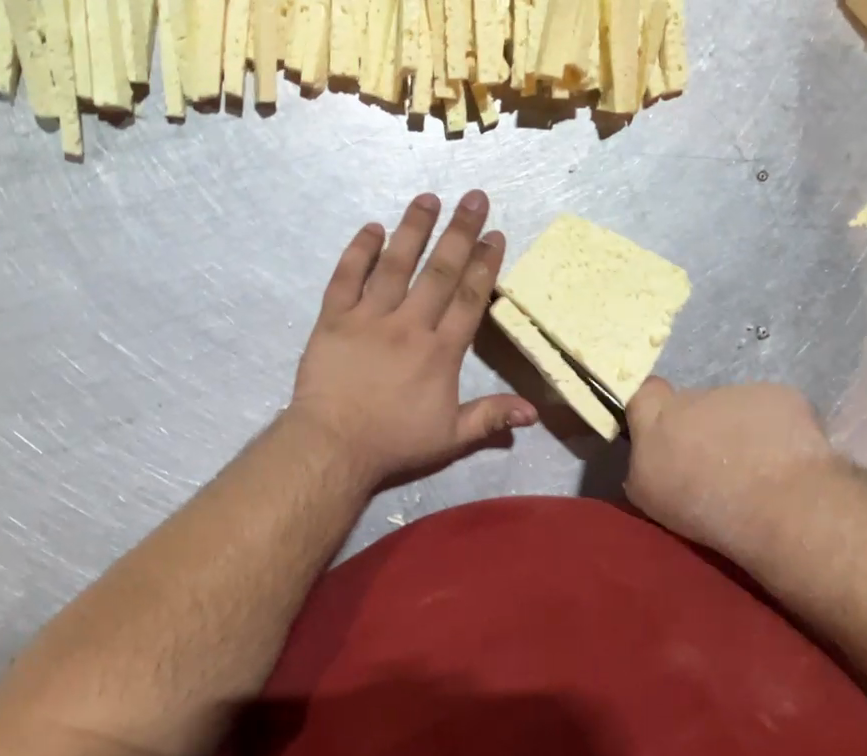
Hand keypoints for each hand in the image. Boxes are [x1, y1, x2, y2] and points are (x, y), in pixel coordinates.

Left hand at [286, 191, 537, 486]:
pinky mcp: (333, 319)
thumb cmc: (393, 444)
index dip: (484, 265)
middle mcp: (408, 326)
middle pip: (438, 272)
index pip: (468, 299)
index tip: (495, 235)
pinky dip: (359, 251)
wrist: (333, 446)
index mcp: (440, 353)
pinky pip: (347, 277)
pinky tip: (372, 227)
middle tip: (474, 198)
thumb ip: (490, 418)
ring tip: (428, 198)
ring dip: (413, 229)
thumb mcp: (450, 439)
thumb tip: (533, 413)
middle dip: (459, 232)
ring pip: (395, 265)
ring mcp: (368, 319)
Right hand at [624, 378, 839, 551]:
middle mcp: (694, 398)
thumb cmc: (704, 508)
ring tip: (753, 465)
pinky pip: (769, 408)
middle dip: (699, 427)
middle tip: (714, 464)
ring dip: (737, 429)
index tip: (662, 434)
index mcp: (656, 421)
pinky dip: (772, 428)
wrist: (778, 503)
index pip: (644, 394)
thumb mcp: (648, 496)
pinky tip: (781, 457)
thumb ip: (643, 464)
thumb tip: (649, 455)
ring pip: (732, 407)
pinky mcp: (780, 395)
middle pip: (692, 404)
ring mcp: (739, 393)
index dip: (652, 409)